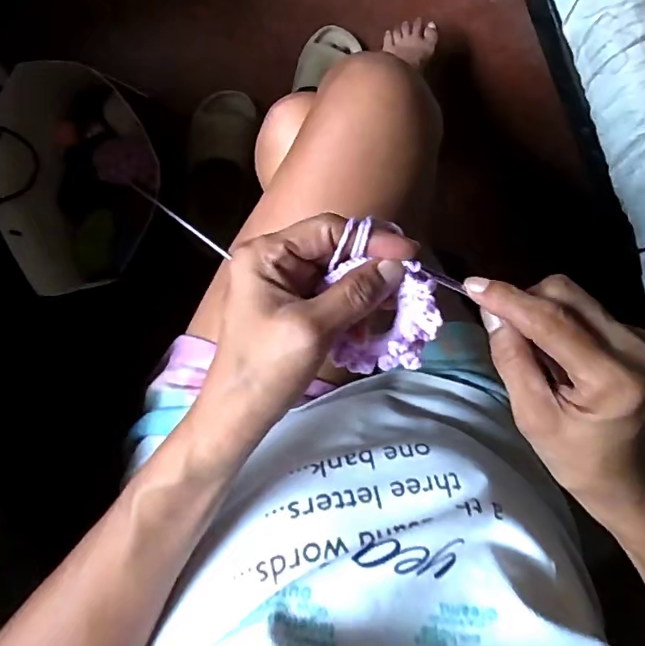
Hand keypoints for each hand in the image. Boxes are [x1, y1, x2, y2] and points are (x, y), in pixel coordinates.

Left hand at [204, 214, 413, 419]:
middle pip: (334, 250)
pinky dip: (352, 310)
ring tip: (388, 313)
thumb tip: (396, 266)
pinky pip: (331, 297)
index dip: (370, 239)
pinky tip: (364, 331)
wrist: (236, 416)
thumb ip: (355, 293)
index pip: (327, 229)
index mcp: (266, 254)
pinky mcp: (292, 307)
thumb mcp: (313, 328)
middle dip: (370, 269)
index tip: (408, 255)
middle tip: (406, 286)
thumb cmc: (265, 368)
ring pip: (337, 275)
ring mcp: (282, 284)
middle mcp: (273, 260)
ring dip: (365, 294)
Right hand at [465, 275, 644, 522]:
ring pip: (571, 295)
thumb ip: (512, 361)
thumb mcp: (532, 418)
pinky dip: (554, 317)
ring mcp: (640, 338)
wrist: (627, 476)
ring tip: (529, 346)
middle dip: (523, 301)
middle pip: (563, 294)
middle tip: (500, 327)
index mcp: (611, 377)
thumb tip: (491, 312)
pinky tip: (551, 349)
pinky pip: (581, 306)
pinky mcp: (637, 334)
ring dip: (538, 308)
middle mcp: (634, 347)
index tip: (471, 285)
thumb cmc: (575, 457)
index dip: (508, 299)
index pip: (552, 321)